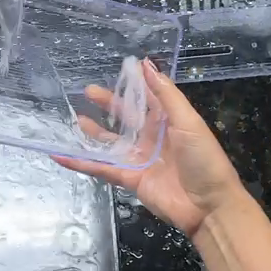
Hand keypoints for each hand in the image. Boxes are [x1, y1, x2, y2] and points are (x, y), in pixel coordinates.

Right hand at [56, 61, 256, 239]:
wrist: (208, 206)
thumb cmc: (203, 159)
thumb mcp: (188, 121)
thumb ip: (165, 94)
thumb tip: (146, 65)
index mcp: (168, 121)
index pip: (147, 98)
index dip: (134, 84)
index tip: (119, 69)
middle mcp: (151, 137)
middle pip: (125, 116)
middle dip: (108, 104)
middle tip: (87, 91)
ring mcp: (138, 158)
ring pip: (110, 142)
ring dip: (93, 132)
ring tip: (74, 120)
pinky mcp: (128, 178)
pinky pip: (101, 167)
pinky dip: (81, 162)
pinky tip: (61, 155)